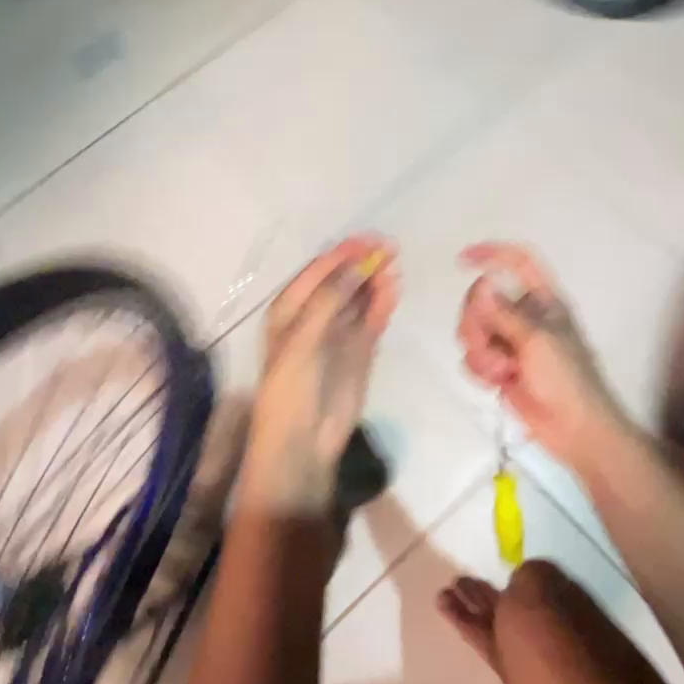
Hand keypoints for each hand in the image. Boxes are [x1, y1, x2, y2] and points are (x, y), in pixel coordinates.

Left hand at [242, 235, 399, 513]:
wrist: (302, 442)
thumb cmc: (289, 389)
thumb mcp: (300, 341)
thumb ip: (328, 301)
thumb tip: (357, 266)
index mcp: (288, 310)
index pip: (317, 272)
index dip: (341, 255)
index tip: (366, 241)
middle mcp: (314, 315)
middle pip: (341, 280)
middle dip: (362, 263)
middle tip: (389, 248)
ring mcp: (338, 332)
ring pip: (359, 297)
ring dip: (375, 280)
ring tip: (395, 266)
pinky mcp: (360, 350)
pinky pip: (373, 318)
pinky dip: (383, 303)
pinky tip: (394, 289)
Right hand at [456, 242, 633, 469]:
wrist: (575, 430)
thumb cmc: (567, 380)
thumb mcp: (537, 341)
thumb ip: (504, 313)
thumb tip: (480, 285)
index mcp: (543, 301)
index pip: (518, 262)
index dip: (492, 254)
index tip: (462, 261)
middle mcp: (524, 316)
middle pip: (481, 299)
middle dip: (476, 322)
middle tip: (488, 344)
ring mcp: (510, 342)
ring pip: (472, 330)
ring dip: (480, 352)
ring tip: (500, 372)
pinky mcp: (499, 367)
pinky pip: (472, 357)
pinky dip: (480, 369)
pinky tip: (497, 384)